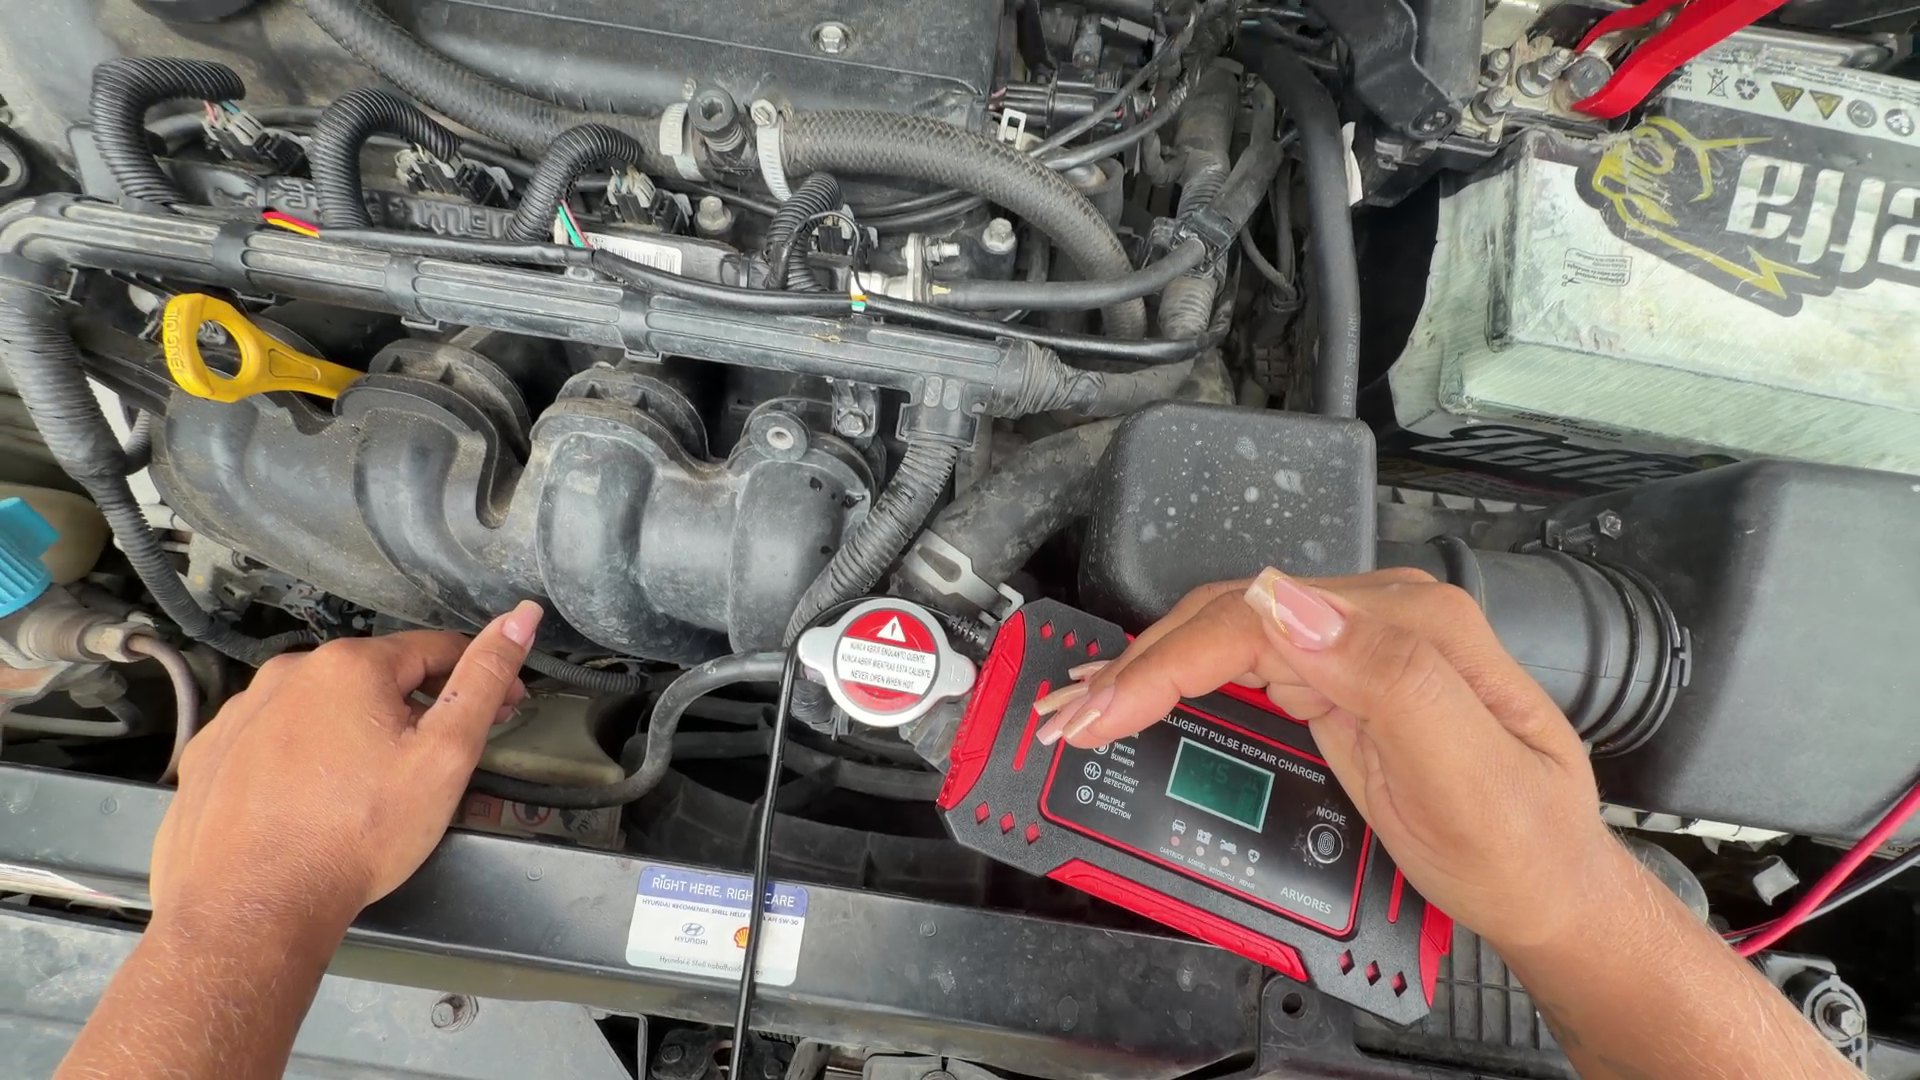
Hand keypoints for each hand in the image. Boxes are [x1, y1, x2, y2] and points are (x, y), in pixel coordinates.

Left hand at [148, 602, 542, 938]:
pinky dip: (315, 748)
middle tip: (449, 752)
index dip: (481, 678)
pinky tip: (327, 790)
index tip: (502, 712)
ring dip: (369, 723)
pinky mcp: (209, 756)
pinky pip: (283, 733)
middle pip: (385, 674)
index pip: (440, 649)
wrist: (252, 914)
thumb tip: (522, 616)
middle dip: (426, 703)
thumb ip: (486, 676)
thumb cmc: (361, 831)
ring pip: (333, 702)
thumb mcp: (449, 750)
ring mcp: (240, 715)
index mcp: (350, 666)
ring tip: (386, 777)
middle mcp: (287, 675)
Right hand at [1034, 569, 1627, 949]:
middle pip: (1222, 619)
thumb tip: (1281, 601)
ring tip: (1086, 702)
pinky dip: (1175, 676)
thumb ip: (1384, 673)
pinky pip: (1232, 658)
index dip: (1164, 664)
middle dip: (1135, 667)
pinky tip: (1140, 687)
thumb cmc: (1519, 843)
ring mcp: (1345, 640)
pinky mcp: (1326, 669)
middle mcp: (1370, 616)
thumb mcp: (1467, 772)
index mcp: (1404, 624)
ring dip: (1143, 668)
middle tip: (1070, 715)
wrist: (1547, 884)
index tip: (1103, 712)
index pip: (1250, 624)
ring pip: (1216, 634)